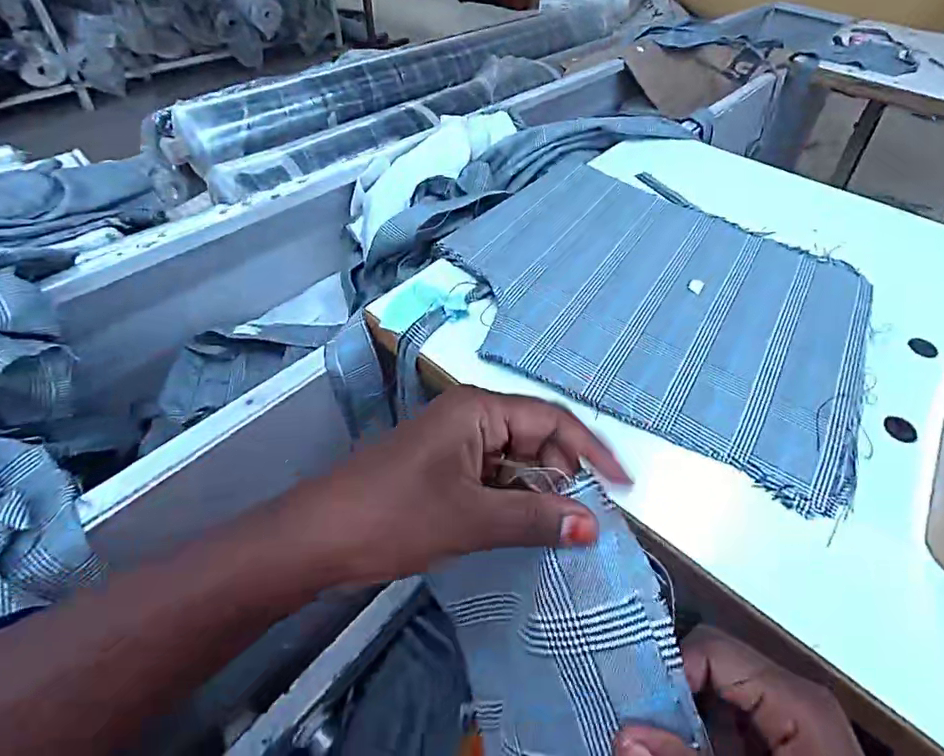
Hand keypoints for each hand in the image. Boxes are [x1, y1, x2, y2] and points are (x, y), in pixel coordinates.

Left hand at [272, 385, 628, 585]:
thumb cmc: (396, 514)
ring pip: (515, 462)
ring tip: (555, 534)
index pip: (552, 420)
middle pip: (535, 439)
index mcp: (478, 409)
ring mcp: (454, 443)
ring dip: (537, 494)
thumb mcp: (471, 518)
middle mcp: (469, 416)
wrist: (321, 534)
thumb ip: (535, 519)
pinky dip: (512, 502)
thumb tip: (593, 525)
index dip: (591, 451)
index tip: (622, 487)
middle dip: (562, 478)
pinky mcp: (443, 469)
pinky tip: (523, 532)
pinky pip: (493, 478)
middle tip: (580, 524)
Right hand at [615, 626, 861, 755]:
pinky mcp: (786, 750)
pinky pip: (731, 729)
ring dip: (682, 728)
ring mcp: (791, 725)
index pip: (711, 649)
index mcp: (797, 701)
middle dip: (670, 704)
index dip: (669, 674)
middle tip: (633, 734)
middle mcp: (793, 699)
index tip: (634, 712)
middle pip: (710, 672)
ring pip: (715, 702)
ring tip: (649, 747)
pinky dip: (703, 744)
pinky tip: (681, 754)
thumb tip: (624, 736)